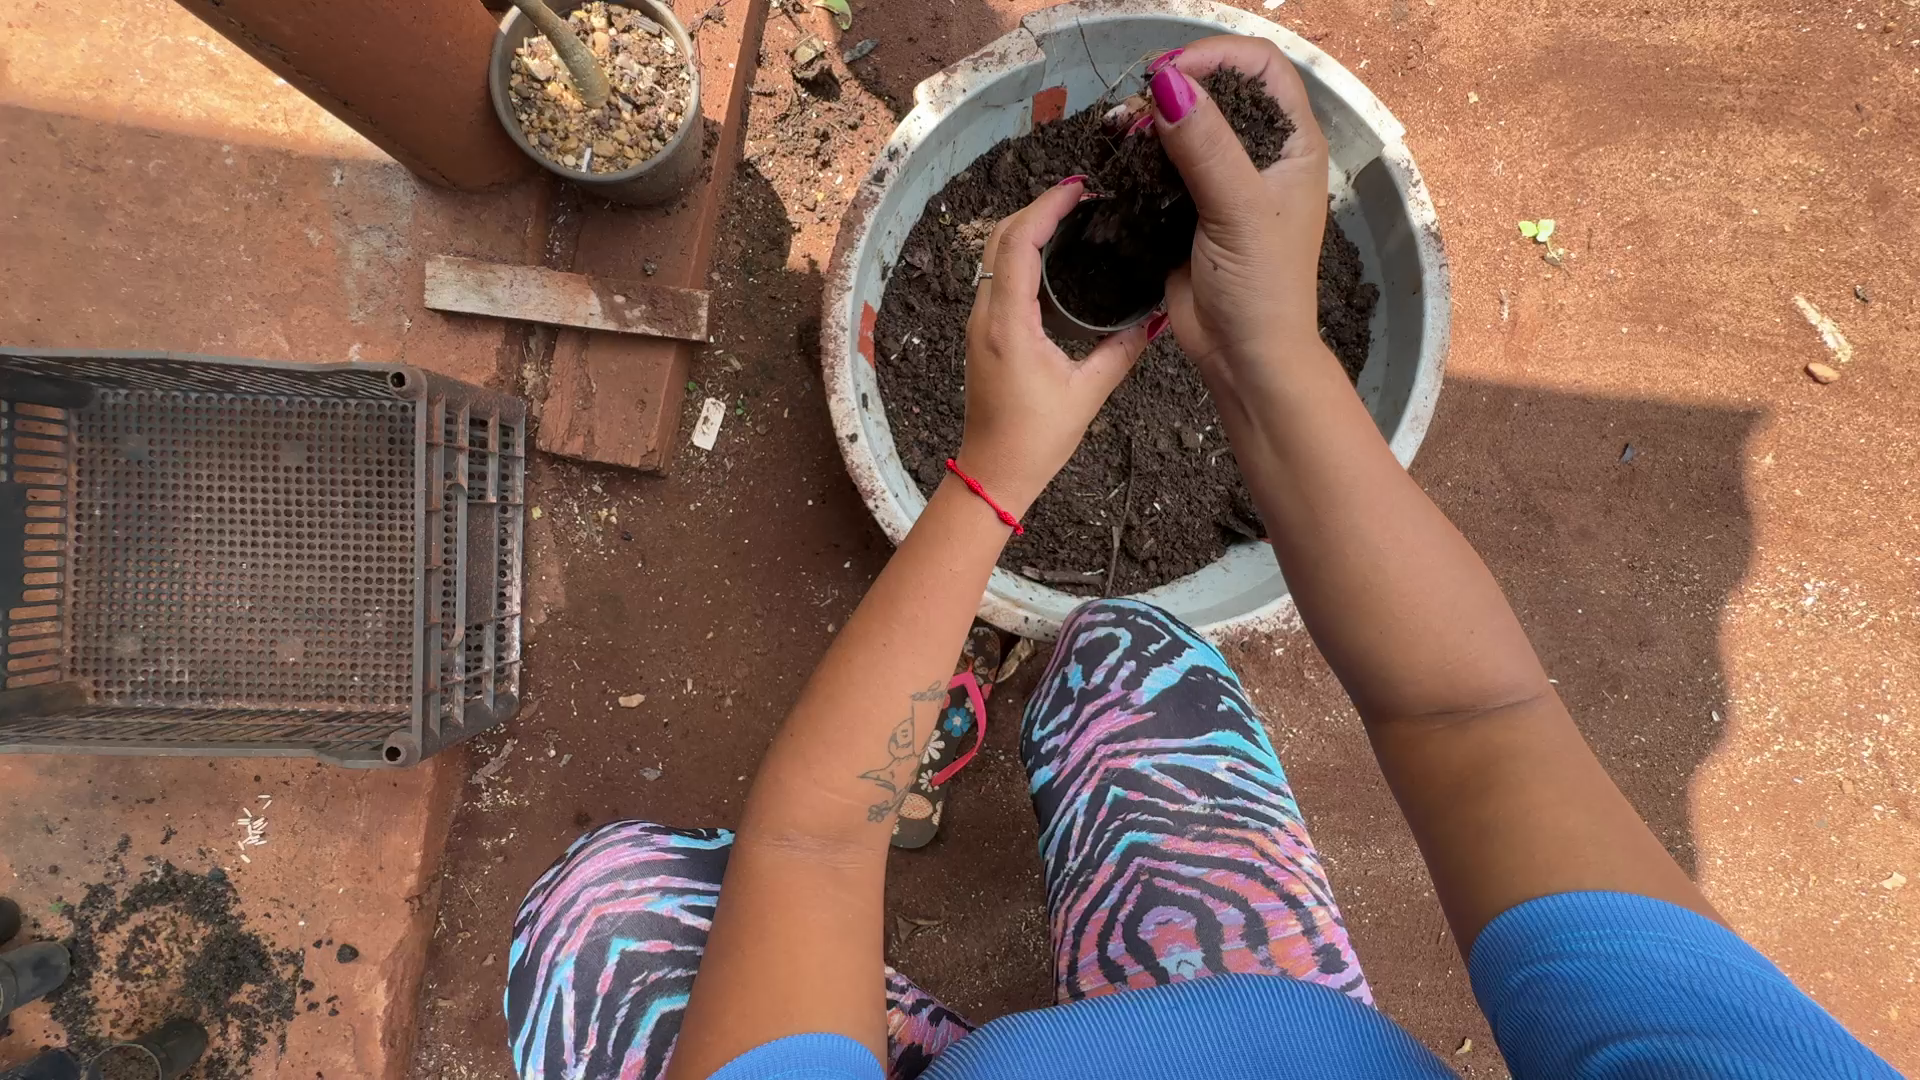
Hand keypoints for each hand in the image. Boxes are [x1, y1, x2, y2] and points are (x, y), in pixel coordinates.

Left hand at [955, 179, 1154, 517]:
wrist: (992, 474)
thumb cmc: (1034, 441)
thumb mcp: (1087, 394)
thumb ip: (1121, 351)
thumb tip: (1153, 319)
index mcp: (1008, 326)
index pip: (1019, 243)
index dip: (1047, 207)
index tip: (1080, 191)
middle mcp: (985, 318)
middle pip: (1000, 240)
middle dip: (1036, 210)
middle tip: (1080, 201)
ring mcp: (978, 327)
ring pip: (994, 258)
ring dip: (1025, 232)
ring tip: (1070, 223)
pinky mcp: (982, 337)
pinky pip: (996, 282)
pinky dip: (1020, 259)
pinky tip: (1052, 264)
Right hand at [1148, 38, 1333, 382]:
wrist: (1242, 356)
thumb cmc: (1261, 286)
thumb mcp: (1239, 210)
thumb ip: (1206, 146)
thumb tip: (1166, 83)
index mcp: (1290, 145)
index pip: (1259, 71)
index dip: (1216, 58)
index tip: (1167, 72)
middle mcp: (1255, 159)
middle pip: (1213, 100)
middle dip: (1171, 95)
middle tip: (1131, 113)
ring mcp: (1217, 189)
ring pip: (1180, 138)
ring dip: (1147, 132)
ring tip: (1116, 136)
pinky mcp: (1184, 219)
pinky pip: (1158, 180)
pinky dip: (1136, 169)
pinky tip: (1115, 168)